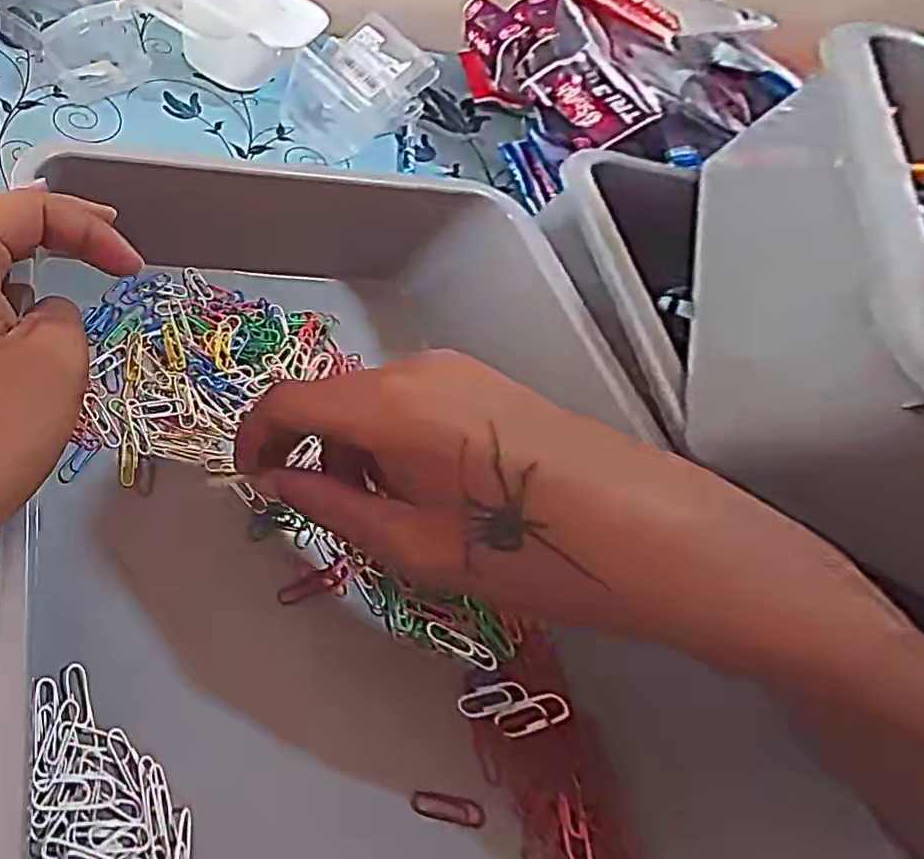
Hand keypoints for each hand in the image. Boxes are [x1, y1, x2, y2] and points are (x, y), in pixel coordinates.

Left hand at [0, 185, 142, 573]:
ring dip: (42, 253)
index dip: (90, 228)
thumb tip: (45, 306)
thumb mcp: (59, 353)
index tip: (132, 266)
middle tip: (114, 238)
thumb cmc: (0, 431)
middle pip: (7, 222)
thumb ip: (64, 305)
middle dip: (65, 226)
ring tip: (89, 258)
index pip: (29, 209)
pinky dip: (22, 289)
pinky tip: (43, 306)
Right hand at [233, 350, 923, 683]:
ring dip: (348, 447)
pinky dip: (385, 437)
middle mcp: (414, 370)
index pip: (287, 401)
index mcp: (388, 404)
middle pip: (325, 399)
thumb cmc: (531, 553)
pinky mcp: (481, 380)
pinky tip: (424, 485)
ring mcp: (452, 370)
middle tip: (321, 505)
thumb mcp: (411, 545)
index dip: (255, 438)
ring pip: (363, 400)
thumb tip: (277, 483)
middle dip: (306, 450)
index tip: (251, 477)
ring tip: (384, 507)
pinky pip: (403, 400)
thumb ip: (326, 506)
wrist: (671, 543)